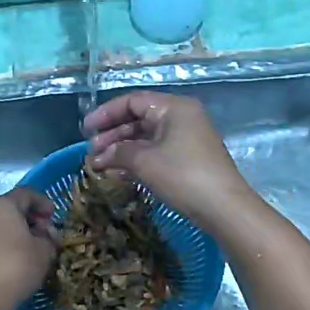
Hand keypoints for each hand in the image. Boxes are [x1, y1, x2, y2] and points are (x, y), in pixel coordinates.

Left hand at [0, 188, 58, 308]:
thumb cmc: (18, 265)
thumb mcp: (45, 250)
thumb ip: (49, 237)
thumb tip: (45, 234)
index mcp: (3, 204)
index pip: (26, 193)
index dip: (43, 202)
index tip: (54, 214)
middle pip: (11, 207)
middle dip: (31, 217)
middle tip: (46, 232)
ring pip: (1, 223)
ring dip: (18, 231)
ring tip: (35, 246)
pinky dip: (7, 241)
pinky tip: (19, 257)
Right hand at [83, 91, 252, 225]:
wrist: (224, 208)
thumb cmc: (183, 175)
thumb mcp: (144, 161)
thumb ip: (117, 152)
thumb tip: (100, 156)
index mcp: (173, 107)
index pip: (132, 101)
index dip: (106, 114)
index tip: (85, 130)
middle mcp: (182, 117)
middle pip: (139, 118)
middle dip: (112, 135)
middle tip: (91, 152)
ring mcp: (187, 138)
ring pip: (146, 138)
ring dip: (122, 150)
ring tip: (100, 166)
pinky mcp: (189, 158)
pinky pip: (156, 152)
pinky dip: (137, 160)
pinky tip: (119, 174)